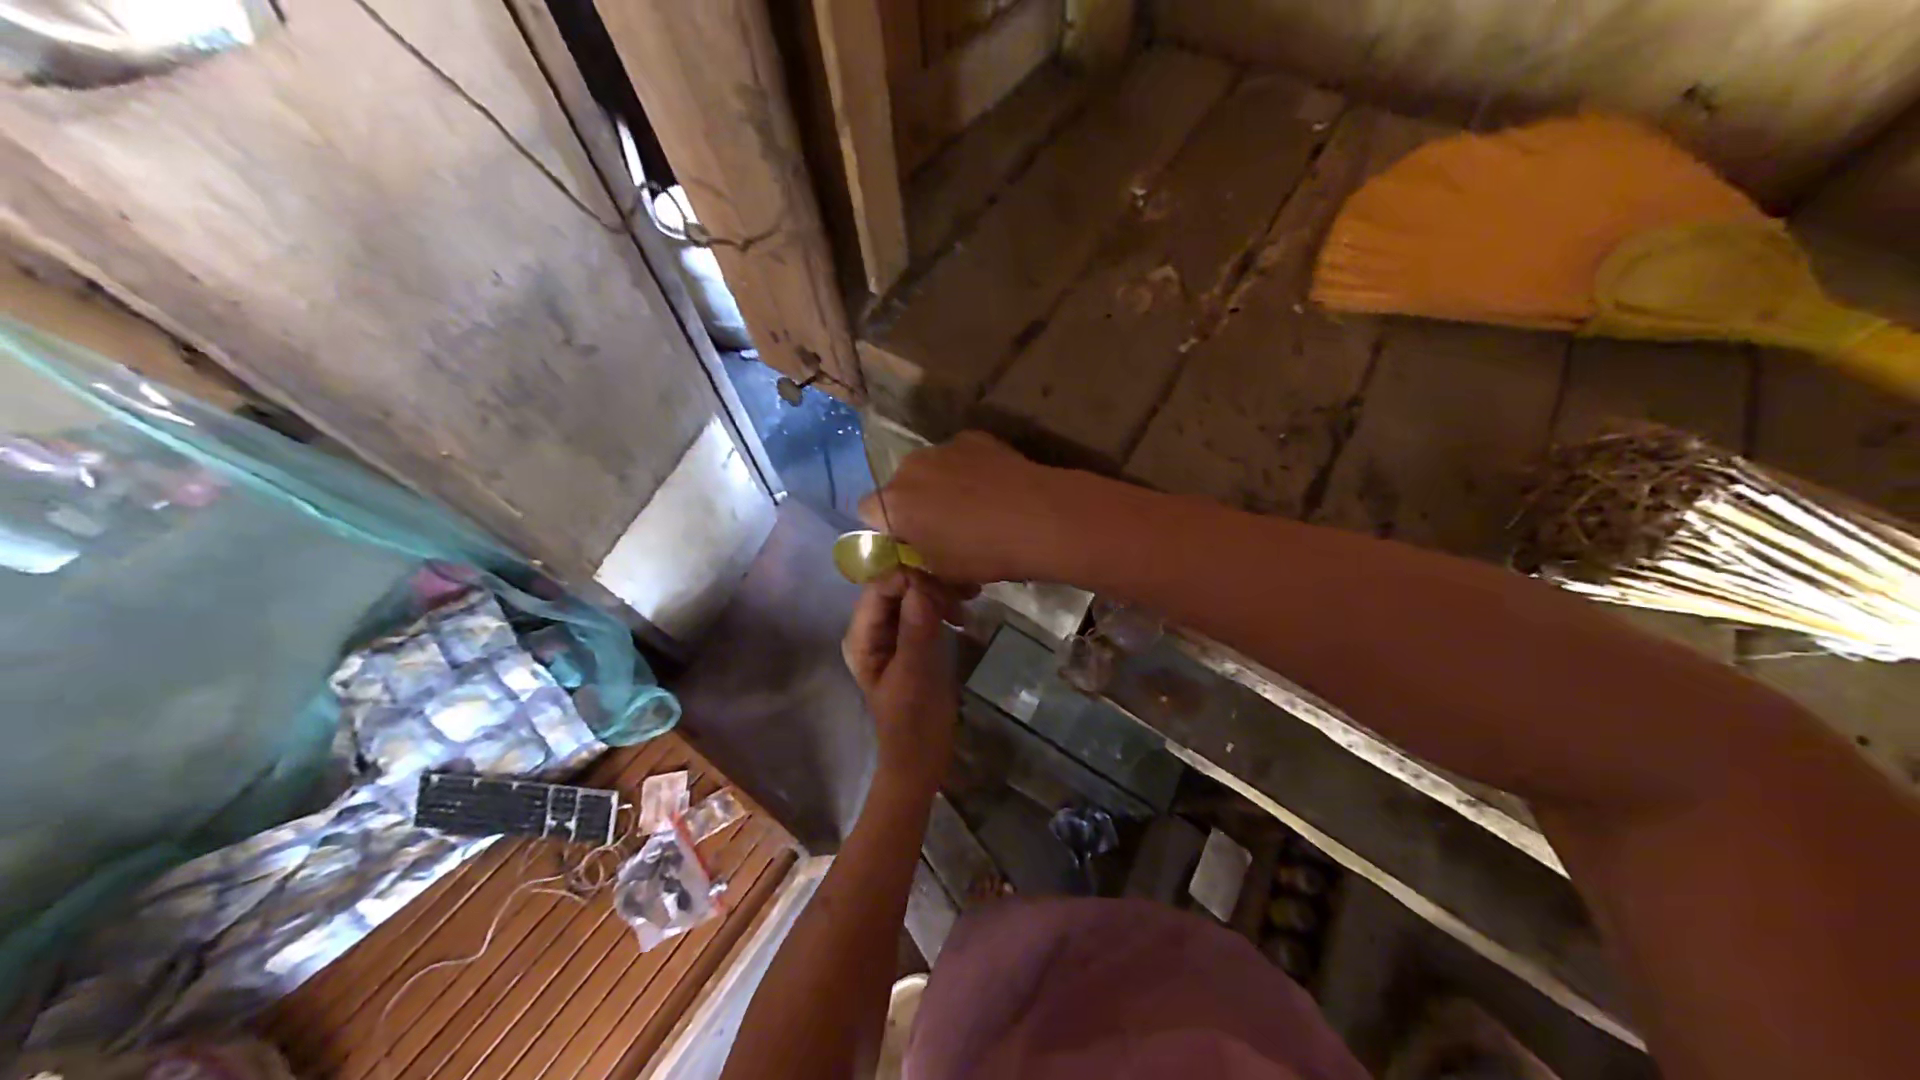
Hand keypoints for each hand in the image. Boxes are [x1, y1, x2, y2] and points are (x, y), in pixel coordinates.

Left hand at [842, 571, 957, 788]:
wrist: (922, 759)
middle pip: (896, 585)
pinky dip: (942, 603)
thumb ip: (915, 631)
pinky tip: (963, 613)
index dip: (913, 579)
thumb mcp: (916, 676)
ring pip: (911, 593)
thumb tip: (921, 587)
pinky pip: (922, 608)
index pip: (881, 586)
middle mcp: (871, 628)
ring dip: (939, 591)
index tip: (949, 591)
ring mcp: (891, 632)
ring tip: (969, 600)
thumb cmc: (914, 723)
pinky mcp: (910, 638)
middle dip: (929, 581)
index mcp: (861, 636)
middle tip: (967, 593)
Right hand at [857, 432, 1070, 585]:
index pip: (867, 513)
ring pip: (930, 470)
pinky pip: (959, 457)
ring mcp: (942, 447)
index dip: (886, 530)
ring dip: (940, 486)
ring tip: (975, 507)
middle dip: (914, 505)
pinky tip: (995, 489)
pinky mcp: (973, 437)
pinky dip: (968, 470)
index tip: (910, 544)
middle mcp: (909, 467)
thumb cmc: (983, 553)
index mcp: (892, 503)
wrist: (1040, 518)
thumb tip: (912, 554)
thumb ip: (915, 560)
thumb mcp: (941, 572)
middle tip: (944, 529)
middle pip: (899, 487)